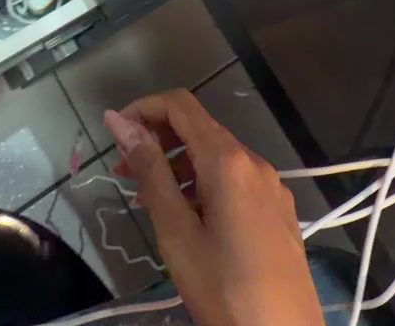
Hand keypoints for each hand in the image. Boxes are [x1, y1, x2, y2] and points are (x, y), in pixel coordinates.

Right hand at [106, 91, 320, 325]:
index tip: (115, 135)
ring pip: (215, 156)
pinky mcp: (279, 212)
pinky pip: (234, 180)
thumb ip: (149, 169)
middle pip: (198, 128)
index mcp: (228, 160)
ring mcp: (271, 187)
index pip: (180, 105)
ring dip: (177, 166)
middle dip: (156, 141)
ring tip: (148, 202)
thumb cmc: (225, 289)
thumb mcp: (176, 231)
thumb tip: (119, 119)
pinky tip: (188, 219)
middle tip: (124, 174)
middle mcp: (254, 162)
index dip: (143, 108)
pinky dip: (202, 184)